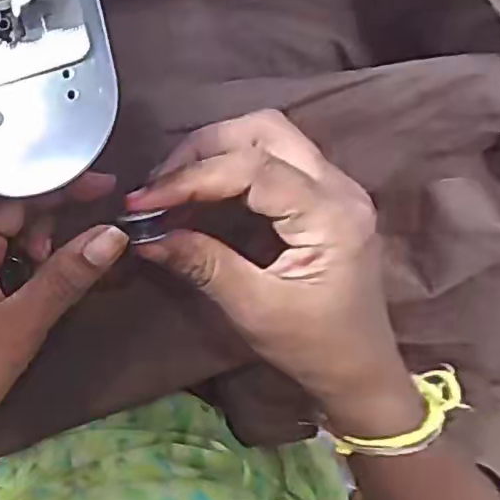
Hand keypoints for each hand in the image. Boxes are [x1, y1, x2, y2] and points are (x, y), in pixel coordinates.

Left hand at [0, 173, 128, 452]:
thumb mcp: (24, 320)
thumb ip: (66, 275)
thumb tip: (112, 233)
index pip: (17, 200)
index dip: (61, 189)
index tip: (105, 186)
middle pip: (16, 218)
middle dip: (56, 220)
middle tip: (91, 239)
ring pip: (15, 246)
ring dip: (47, 248)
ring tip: (68, 269)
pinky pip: (12, 271)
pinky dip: (36, 271)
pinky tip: (51, 287)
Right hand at [127, 109, 423, 436]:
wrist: (357, 369)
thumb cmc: (312, 346)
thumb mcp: (253, 309)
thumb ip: (203, 264)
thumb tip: (147, 238)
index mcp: (330, 215)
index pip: (252, 169)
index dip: (190, 178)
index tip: (142, 202)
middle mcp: (337, 186)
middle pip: (264, 130)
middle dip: (201, 149)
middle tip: (156, 187)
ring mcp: (331, 187)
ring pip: (267, 137)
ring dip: (212, 153)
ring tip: (169, 189)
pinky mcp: (317, 198)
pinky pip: (267, 162)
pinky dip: (224, 170)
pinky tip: (194, 197)